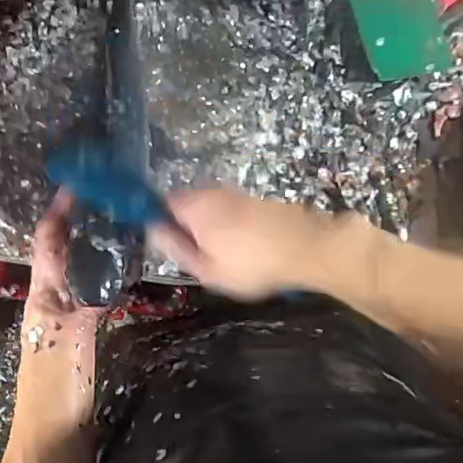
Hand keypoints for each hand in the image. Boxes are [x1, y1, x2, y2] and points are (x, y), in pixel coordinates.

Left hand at [14, 190, 101, 434]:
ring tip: (123, 226)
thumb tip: (106, 270)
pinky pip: (94, 295)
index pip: (47, 244)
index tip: (79, 185)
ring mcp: (66, 321)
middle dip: (80, 224)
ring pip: (79, 272)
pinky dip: (106, 276)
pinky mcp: (81, 338)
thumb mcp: (68, 343)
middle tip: (113, 200)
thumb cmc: (54, 393)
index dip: (59, 213)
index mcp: (41, 298)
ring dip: (93, 247)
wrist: (53, 443)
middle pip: (63, 253)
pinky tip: (125, 274)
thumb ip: (85, 305)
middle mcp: (51, 303)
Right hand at [149, 189, 365, 300]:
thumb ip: (177, 250)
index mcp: (194, 207)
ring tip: (223, 256)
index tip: (165, 242)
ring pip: (209, 208)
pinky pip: (230, 210)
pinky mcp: (256, 200)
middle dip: (185, 226)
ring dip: (208, 227)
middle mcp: (212, 193)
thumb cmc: (253, 265)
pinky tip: (243, 248)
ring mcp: (236, 194)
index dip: (157, 220)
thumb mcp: (207, 270)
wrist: (308, 248)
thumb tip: (154, 233)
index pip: (160, 203)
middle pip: (185, 204)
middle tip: (196, 256)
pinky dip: (229, 226)